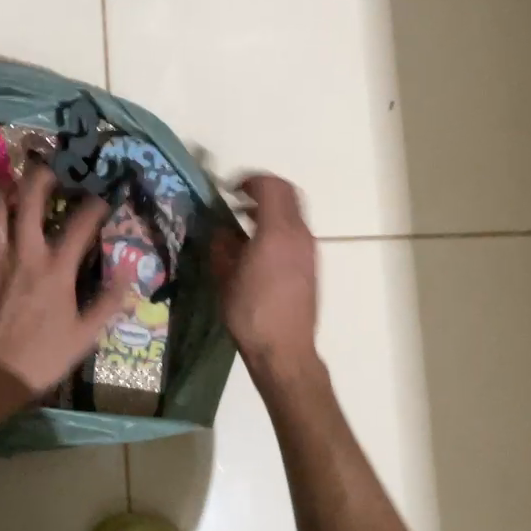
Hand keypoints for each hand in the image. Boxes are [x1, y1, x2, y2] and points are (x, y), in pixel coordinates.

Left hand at [0, 165, 133, 424]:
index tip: (104, 195)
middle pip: (30, 197)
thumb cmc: (42, 358)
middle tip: (52, 167)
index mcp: (56, 270)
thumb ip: (109, 299)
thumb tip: (128, 267)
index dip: (96, 204)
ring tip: (19, 179)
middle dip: (42, 174)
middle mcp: (25, 253)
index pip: (82, 223)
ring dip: (10, 186)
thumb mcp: (86, 335)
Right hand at [213, 175, 318, 377]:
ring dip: (271, 208)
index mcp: (276, 232)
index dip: (248, 181)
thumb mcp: (223, 275)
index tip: (228, 190)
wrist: (284, 349)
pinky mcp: (311, 263)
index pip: (270, 186)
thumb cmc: (248, 312)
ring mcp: (309, 249)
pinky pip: (296, 230)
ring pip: (294, 211)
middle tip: (237, 200)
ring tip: (244, 224)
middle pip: (287, 192)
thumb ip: (221, 244)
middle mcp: (299, 234)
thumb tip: (220, 229)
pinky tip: (258, 246)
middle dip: (262, 189)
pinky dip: (278, 225)